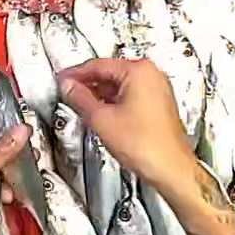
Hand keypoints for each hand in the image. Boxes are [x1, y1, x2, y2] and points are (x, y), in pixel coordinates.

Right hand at [58, 58, 196, 194]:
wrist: (171, 169)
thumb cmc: (148, 146)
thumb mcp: (101, 119)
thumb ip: (79, 98)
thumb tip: (68, 86)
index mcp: (139, 71)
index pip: (97, 65)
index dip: (75, 73)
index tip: (63, 80)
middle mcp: (152, 75)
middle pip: (109, 72)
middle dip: (87, 83)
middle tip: (69, 91)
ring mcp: (158, 89)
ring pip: (119, 84)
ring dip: (99, 93)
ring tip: (82, 104)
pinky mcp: (159, 103)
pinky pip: (130, 94)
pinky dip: (113, 101)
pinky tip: (102, 114)